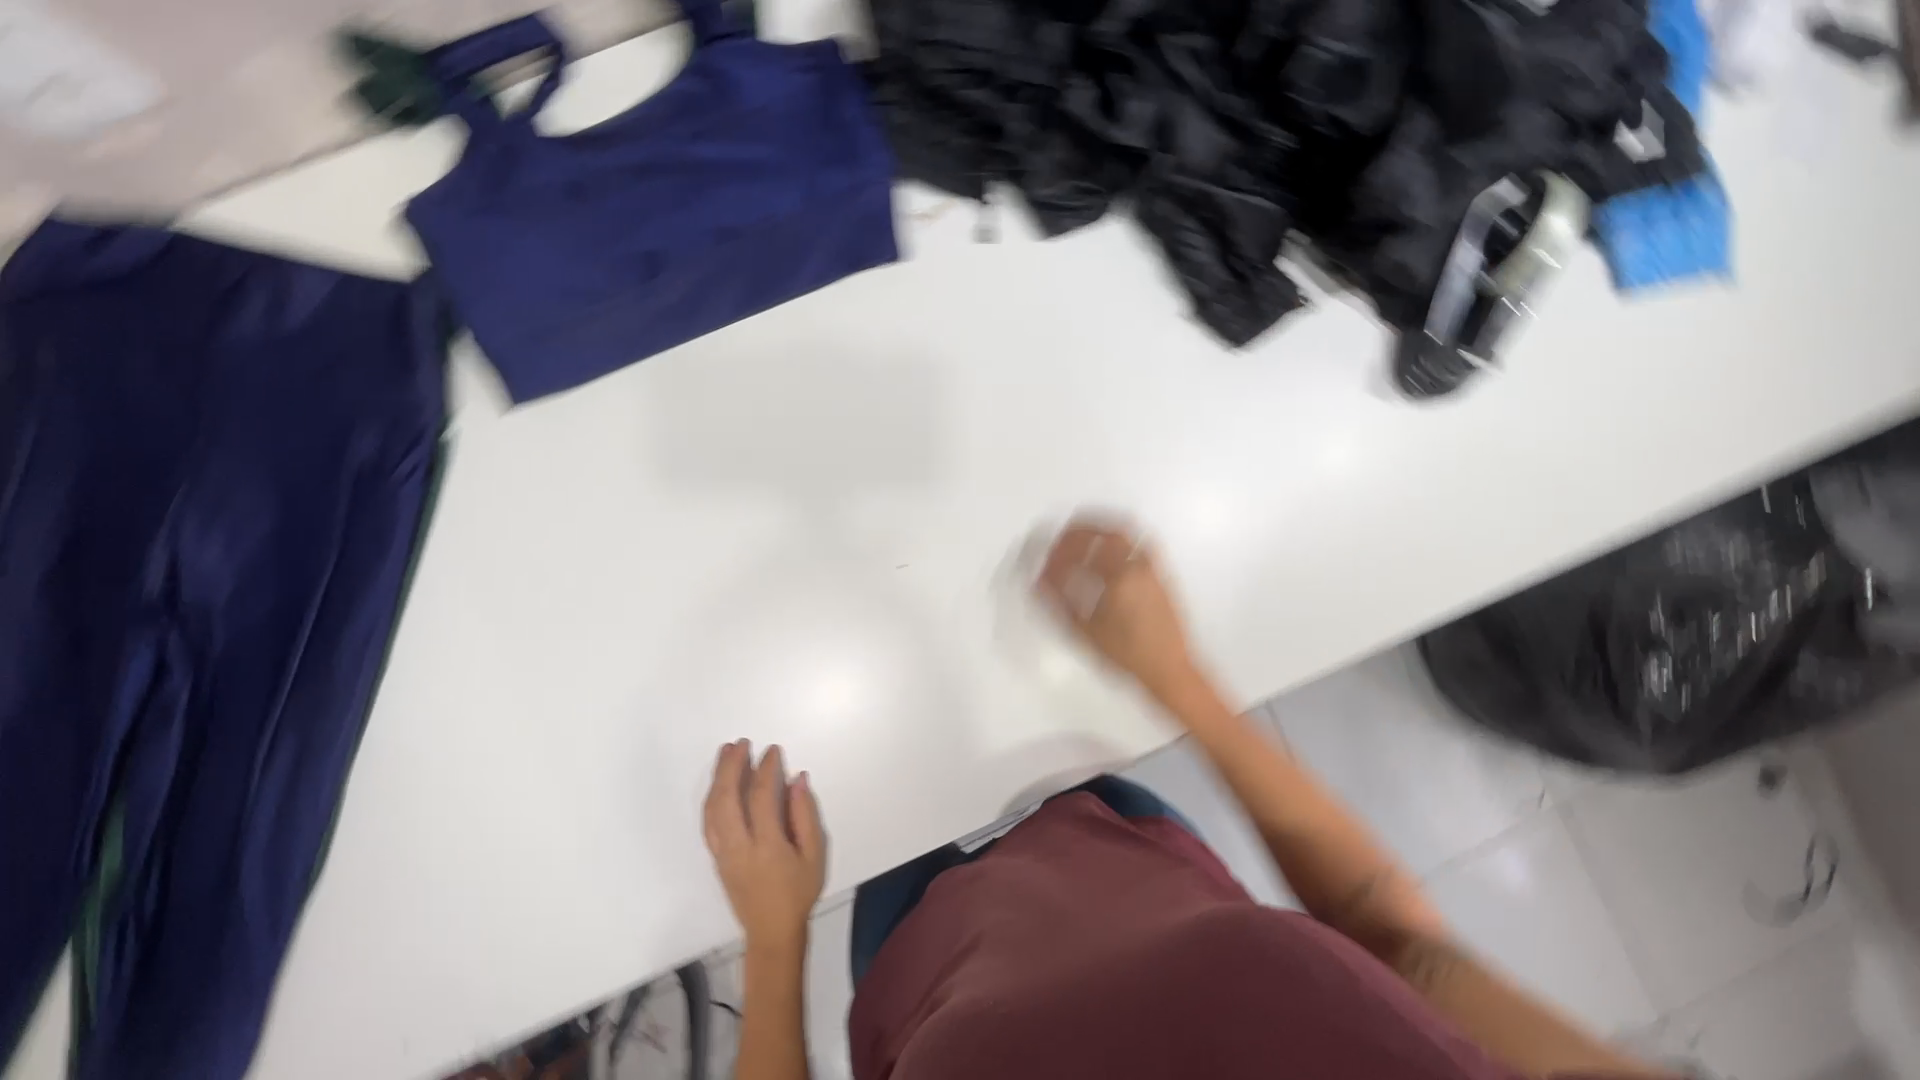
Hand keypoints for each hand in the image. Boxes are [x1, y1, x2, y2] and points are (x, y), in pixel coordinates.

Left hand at [703, 740, 826, 949]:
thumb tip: (797, 779)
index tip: (773, 750)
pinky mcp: (716, 858)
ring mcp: (722, 852)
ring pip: (712, 808)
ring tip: (726, 754)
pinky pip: (708, 821)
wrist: (771, 932)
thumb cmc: (798, 893)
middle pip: (727, 798)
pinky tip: (719, 784)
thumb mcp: (815, 855)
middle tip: (741, 743)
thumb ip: (804, 815)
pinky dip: (712, 797)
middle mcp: (738, 846)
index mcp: (766, 845)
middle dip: (732, 766)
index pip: (761, 797)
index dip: (766, 769)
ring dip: (717, 778)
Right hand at [1035, 517, 1202, 705]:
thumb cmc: (1128, 656)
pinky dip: (1122, 540)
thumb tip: (1038, 581)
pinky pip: (1141, 546)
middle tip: (1062, 536)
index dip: (1059, 548)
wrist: (1169, 669)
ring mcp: (1153, 570)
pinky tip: (1111, 552)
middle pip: (1105, 532)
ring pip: (1126, 535)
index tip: (1046, 551)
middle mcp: (1138, 567)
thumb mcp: (1085, 632)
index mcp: (1118, 578)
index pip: (1082, 551)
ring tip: (1083, 537)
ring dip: (1101, 529)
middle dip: (1079, 530)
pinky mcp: (1161, 577)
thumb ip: (1059, 602)